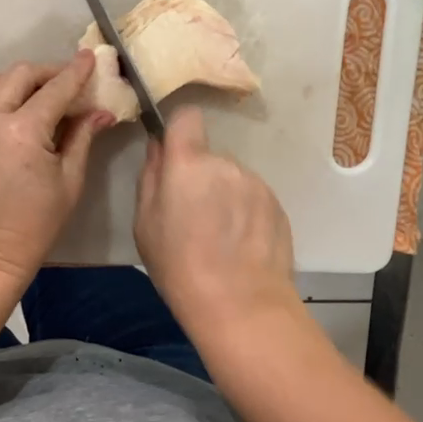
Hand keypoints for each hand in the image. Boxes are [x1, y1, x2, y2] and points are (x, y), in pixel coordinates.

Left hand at [0, 51, 114, 280]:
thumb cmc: (38, 221)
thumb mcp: (70, 179)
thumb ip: (82, 136)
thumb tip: (101, 110)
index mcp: (22, 130)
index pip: (54, 89)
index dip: (75, 71)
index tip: (90, 56)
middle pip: (20, 74)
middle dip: (47, 71)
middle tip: (69, 80)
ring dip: (21, 80)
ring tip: (43, 94)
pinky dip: (0, 95)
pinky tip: (19, 110)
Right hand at [135, 106, 296, 324]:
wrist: (240, 303)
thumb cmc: (178, 265)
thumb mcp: (145, 223)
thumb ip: (151, 177)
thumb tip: (158, 148)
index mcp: (187, 164)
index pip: (186, 118)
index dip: (177, 131)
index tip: (171, 154)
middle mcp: (225, 164)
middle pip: (208, 156)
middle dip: (198, 176)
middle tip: (190, 216)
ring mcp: (256, 184)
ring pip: (231, 179)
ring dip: (222, 196)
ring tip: (217, 237)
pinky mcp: (277, 205)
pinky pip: (252, 198)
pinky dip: (243, 214)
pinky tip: (238, 245)